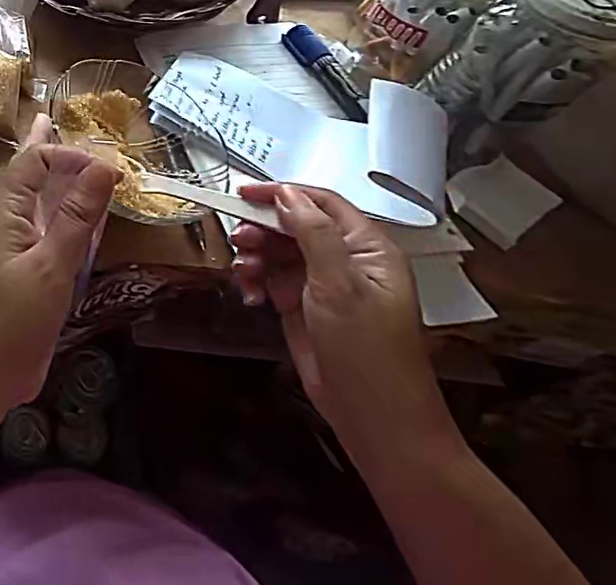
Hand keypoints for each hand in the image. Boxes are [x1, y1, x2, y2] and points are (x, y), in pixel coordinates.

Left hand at [0, 114, 118, 415]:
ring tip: (74, 157)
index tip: (110, 167)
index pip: (36, 161)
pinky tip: (85, 214)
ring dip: (63, 181)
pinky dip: (73, 219)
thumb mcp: (50, 266)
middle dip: (50, 151)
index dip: (71, 154)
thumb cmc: (9, 322)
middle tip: (56, 119)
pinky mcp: (34, 273)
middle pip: (35, 175)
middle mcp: (14, 221)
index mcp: (7, 210)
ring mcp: (23, 248)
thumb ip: (78, 216)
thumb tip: (106, 166)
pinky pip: (57, 234)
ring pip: (46, 203)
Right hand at [229, 184, 448, 443]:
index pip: (321, 204)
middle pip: (295, 226)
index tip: (245, 193)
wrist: (376, 423)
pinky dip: (256, 281)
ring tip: (243, 271)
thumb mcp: (341, 287)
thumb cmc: (369, 353)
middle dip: (264, 228)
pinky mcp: (303, 307)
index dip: (283, 194)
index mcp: (367, 248)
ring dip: (256, 255)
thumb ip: (313, 235)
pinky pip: (272, 279)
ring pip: (279, 251)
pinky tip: (249, 294)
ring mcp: (322, 284)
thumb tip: (287, 195)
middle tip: (239, 238)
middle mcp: (344, 260)